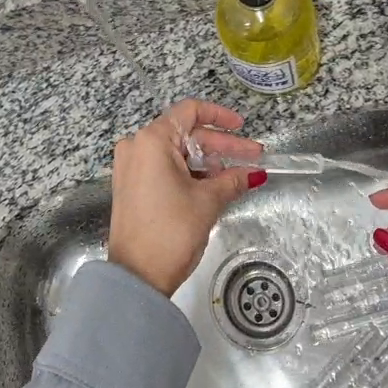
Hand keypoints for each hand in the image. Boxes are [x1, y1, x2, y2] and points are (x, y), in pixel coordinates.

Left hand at [108, 100, 267, 296]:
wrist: (137, 276)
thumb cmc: (172, 230)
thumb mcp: (207, 202)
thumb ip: (232, 180)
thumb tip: (255, 173)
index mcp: (152, 140)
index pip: (189, 111)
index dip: (219, 116)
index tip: (242, 126)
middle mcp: (137, 146)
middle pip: (185, 134)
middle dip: (220, 145)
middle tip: (253, 156)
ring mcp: (131, 166)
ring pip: (176, 153)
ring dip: (206, 161)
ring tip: (237, 174)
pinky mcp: (131, 186)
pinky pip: (164, 168)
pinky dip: (189, 173)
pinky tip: (214, 184)